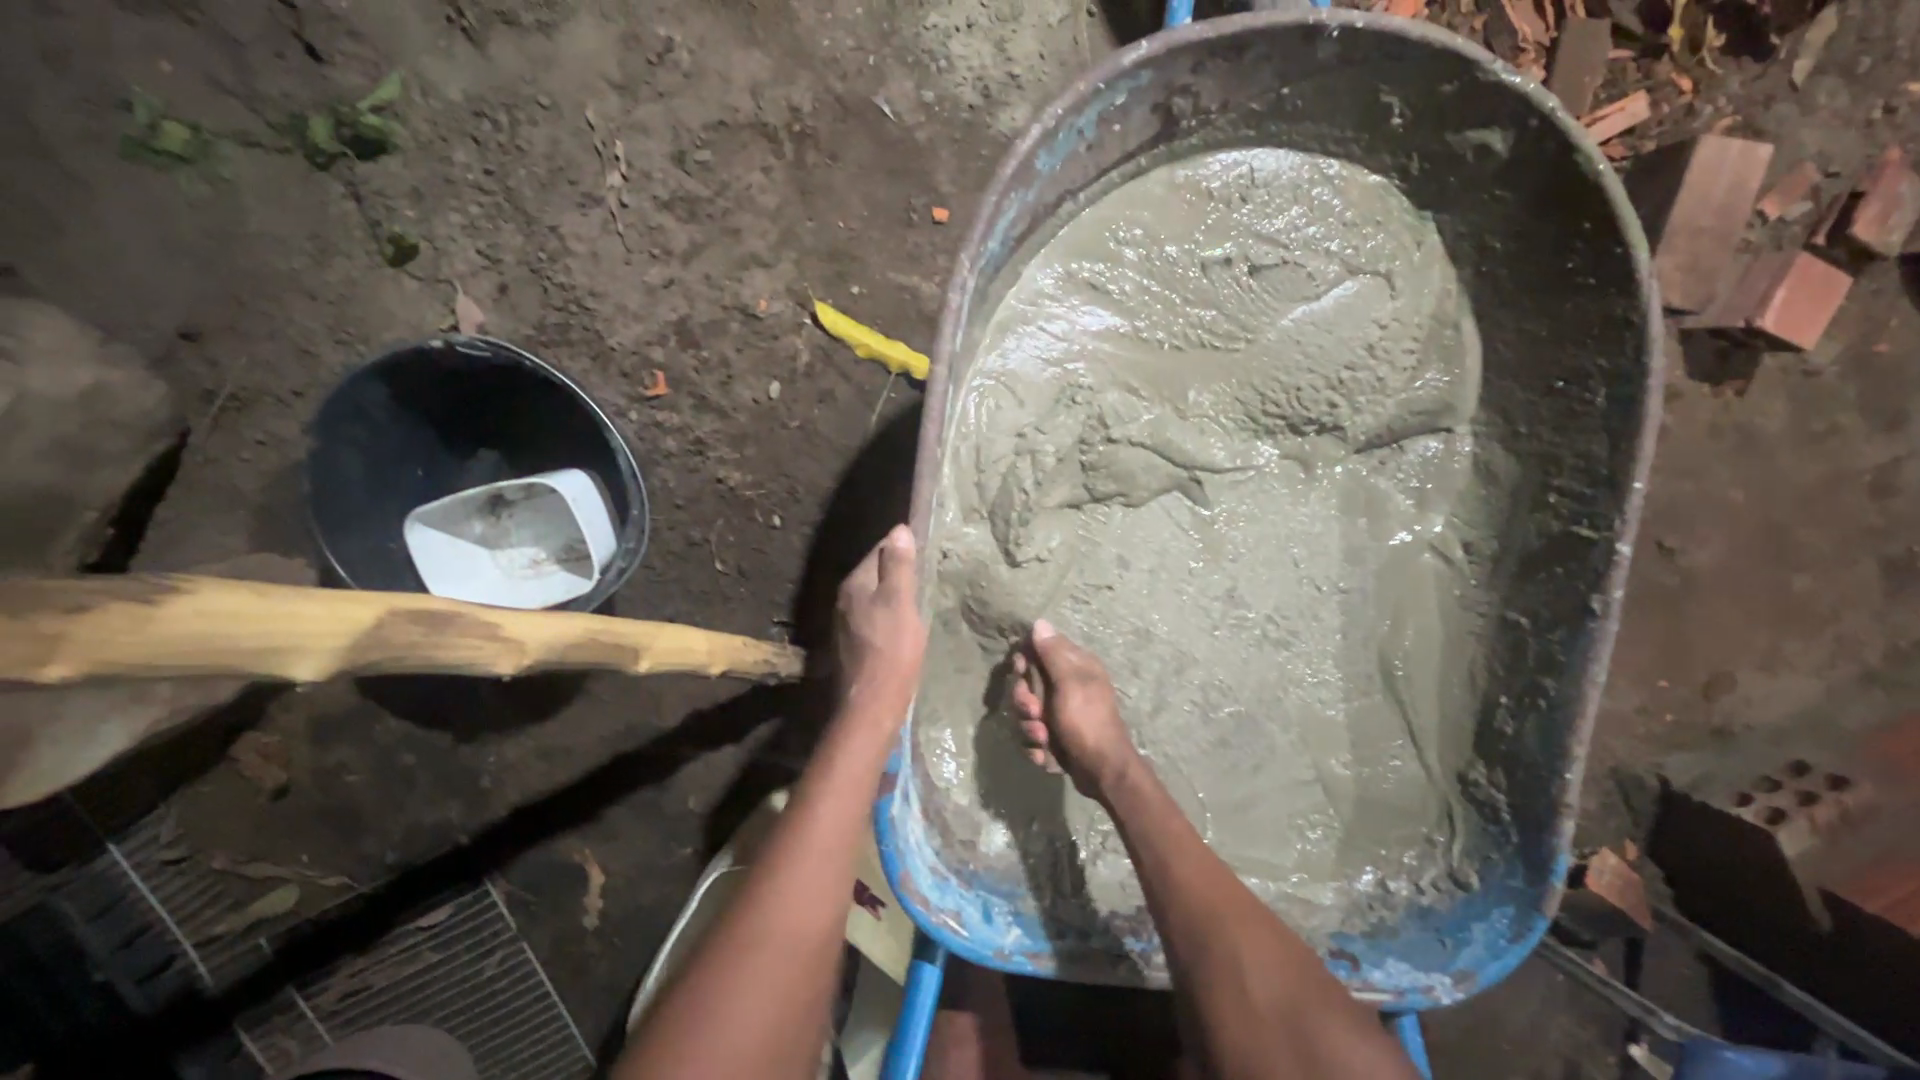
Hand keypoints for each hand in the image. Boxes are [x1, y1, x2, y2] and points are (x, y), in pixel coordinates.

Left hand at [834, 525, 924, 720]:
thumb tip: (899, 530)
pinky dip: (888, 615)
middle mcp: (843, 599)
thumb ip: (899, 566)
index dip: (902, 549)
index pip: (878, 551)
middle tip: (926, 576)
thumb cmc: (891, 650)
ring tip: (918, 599)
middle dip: (897, 571)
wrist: (871, 704)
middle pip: (873, 573)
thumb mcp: (901, 603)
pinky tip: (903, 626)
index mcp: (854, 584)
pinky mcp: (852, 644)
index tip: (925, 553)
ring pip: (873, 596)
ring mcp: (845, 623)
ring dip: (892, 595)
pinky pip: (872, 617)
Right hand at [1010, 620, 1140, 801]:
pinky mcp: (1057, 738)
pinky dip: (1038, 748)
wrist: (1102, 772)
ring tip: (1044, 739)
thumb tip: (1040, 622)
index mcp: (1076, 667)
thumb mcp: (1070, 683)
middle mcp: (1068, 687)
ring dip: (1031, 729)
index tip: (1020, 673)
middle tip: (1035, 713)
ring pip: (1027, 715)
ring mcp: (1062, 715)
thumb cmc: (1087, 722)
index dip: (1024, 663)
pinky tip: (1048, 754)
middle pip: (1028, 686)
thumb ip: (1053, 653)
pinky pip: (1033, 738)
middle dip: (1025, 703)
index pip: (1039, 651)